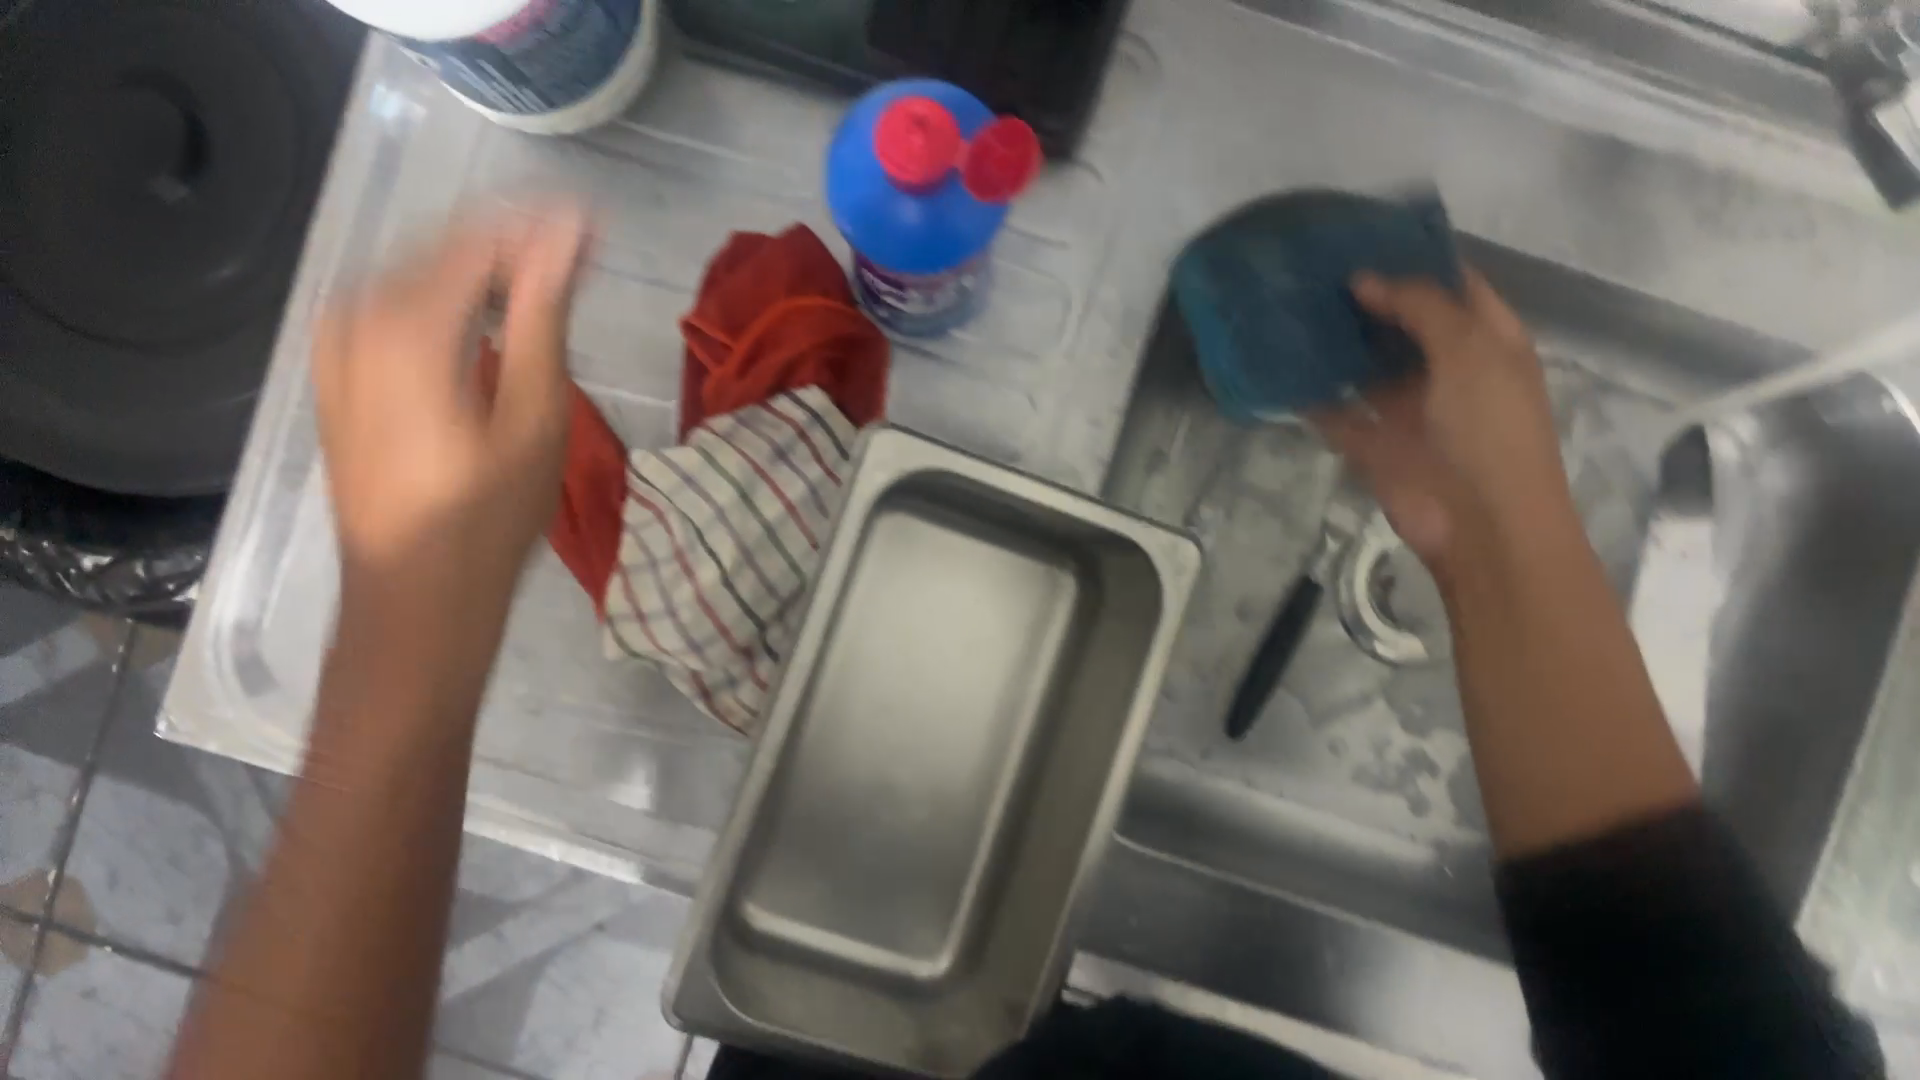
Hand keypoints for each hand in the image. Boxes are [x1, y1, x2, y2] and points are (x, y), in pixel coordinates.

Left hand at [313, 207, 588, 620]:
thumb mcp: (535, 417)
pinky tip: (488, 319)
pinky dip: (450, 298)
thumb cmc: (490, 514)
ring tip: (547, 284)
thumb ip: (544, 315)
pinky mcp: (337, 365)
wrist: (414, 590)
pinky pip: (396, 302)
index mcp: (407, 323)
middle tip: (584, 253)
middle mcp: (356, 313)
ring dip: (486, 270)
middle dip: (518, 242)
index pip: (481, 238)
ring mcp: (336, 339)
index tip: (599, 224)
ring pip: (421, 271)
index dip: (543, 224)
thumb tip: (570, 236)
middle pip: (447, 247)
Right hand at [1312, 269, 1576, 578]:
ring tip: (1289, 307)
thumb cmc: (1489, 431)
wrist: (1479, 523)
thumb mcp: (1470, 352)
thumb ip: (1420, 308)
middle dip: (1365, 300)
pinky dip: (1310, 396)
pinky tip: (1278, 368)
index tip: (1365, 238)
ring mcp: (1408, 408)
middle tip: (1313, 270)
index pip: (1453, 286)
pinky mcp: (1373, 442)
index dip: (1415, 261)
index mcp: (1487, 342)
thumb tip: (1364, 280)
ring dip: (1335, 344)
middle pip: (1402, 324)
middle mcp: (1447, 370)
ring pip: (1365, 366)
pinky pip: (1335, 412)